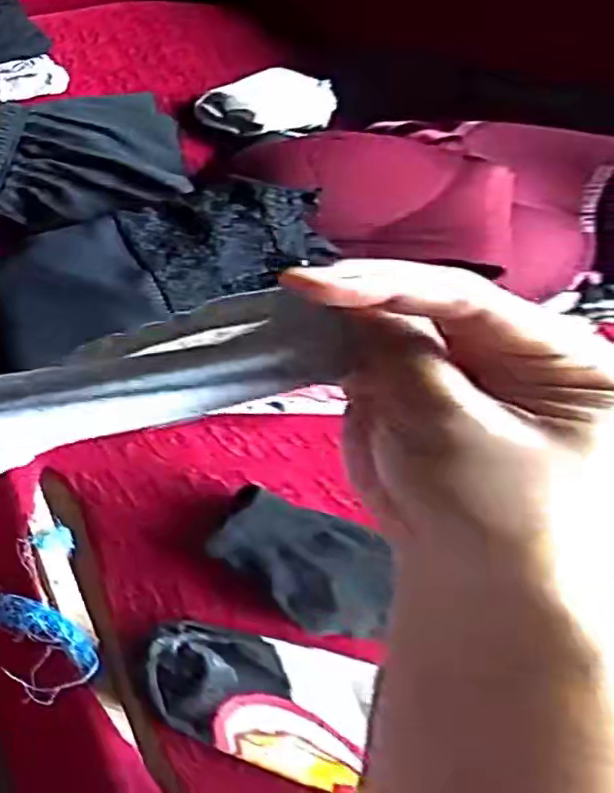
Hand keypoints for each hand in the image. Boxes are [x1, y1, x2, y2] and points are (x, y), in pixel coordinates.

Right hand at [282, 260, 613, 582]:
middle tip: (296, 285)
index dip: (385, 283)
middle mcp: (515, 354)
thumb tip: (350, 304)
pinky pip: (365, 350)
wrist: (478, 576)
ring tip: (292, 302)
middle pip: (428, 300)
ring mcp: (457, 371)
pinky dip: (330, 339)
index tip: (308, 282)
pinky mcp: (408, 389)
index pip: (468, 300)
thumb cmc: (497, 509)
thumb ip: (401, 355)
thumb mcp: (448, 425)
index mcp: (565, 361)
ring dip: (339, 311)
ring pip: (389, 321)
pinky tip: (303, 329)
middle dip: (360, 290)